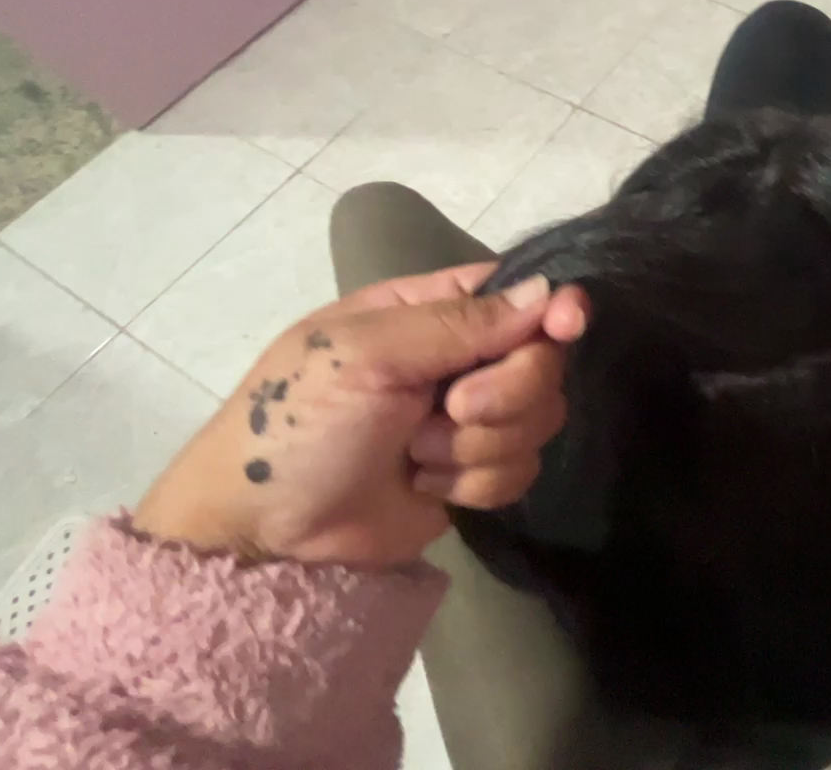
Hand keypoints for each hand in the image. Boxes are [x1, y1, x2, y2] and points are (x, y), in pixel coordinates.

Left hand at [133, 264, 587, 567]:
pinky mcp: (479, 469)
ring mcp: (476, 416)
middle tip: (450, 410)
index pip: (521, 292)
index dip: (554, 307)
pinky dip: (475, 482)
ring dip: (480, 443)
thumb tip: (550, 293)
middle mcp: (466, 358)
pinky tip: (427, 485)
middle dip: (506, 392)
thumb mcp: (364, 356)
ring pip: (541, 416)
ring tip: (418, 454)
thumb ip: (459, 322)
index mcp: (434, 312)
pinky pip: (523, 468)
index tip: (567, 327)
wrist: (263, 538)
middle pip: (544, 359)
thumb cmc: (296, 425)